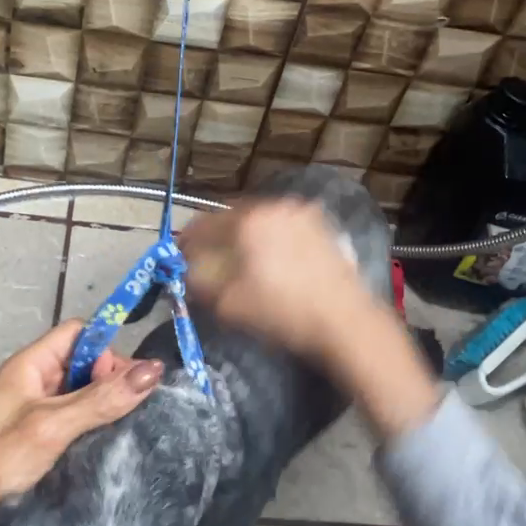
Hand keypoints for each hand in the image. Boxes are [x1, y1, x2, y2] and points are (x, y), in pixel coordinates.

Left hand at [0, 320, 163, 504]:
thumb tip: (154, 369)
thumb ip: (100, 399)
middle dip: (109, 379)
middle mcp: (36, 380)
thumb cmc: (1, 459)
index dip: (104, 349)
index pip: (78, 334)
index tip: (120, 381)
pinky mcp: (44, 437)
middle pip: (85, 362)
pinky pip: (79, 417)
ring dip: (105, 404)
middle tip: (126, 409)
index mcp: (30, 364)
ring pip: (85, 391)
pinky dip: (96, 423)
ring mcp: (39, 409)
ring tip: (125, 425)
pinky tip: (112, 439)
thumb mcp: (52, 426)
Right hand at [178, 199, 380, 362]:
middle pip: (233, 216)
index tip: (180, 253)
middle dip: (218, 235)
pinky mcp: (321, 225)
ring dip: (246, 234)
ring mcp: (300, 212)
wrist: (345, 320)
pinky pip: (284, 225)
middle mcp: (272, 205)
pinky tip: (273, 258)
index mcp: (247, 220)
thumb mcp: (231, 303)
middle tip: (210, 256)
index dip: (188, 239)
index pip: (204, 223)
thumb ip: (201, 283)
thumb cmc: (283, 312)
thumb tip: (188, 271)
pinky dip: (272, 236)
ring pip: (261, 218)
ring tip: (242, 258)